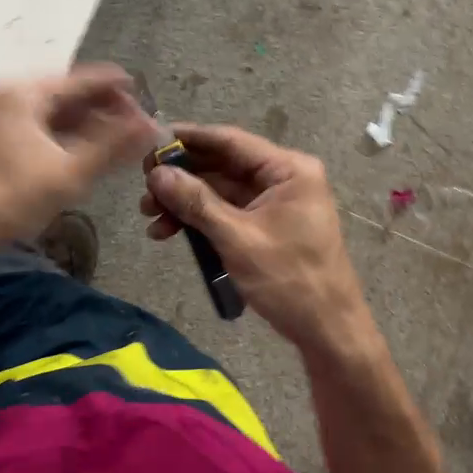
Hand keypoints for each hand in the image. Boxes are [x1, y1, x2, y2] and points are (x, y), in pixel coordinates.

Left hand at [0, 65, 157, 254]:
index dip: (113, 87)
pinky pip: (30, 125)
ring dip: (79, 123)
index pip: (78, 80)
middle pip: (62, 94)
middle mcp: (3, 94)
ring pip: (46, 112)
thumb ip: (112, 148)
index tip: (141, 92)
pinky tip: (75, 151)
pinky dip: (56, 134)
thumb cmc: (6, 199)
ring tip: (110, 139)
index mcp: (21, 93)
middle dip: (99, 108)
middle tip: (130, 123)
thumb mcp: (67, 174)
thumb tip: (150, 126)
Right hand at [142, 125, 367, 346]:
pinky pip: (226, 211)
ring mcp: (275, 202)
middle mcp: (283, 177)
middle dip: (181, 177)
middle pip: (221, 165)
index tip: (151, 141)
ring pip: (219, 190)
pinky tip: (169, 231)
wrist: (329, 334)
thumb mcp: (237, 238)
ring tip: (149, 216)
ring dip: (185, 201)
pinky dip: (199, 219)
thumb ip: (196, 202)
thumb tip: (156, 174)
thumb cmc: (290, 280)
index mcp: (288, 169)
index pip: (230, 141)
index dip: (188, 139)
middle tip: (144, 186)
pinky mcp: (267, 224)